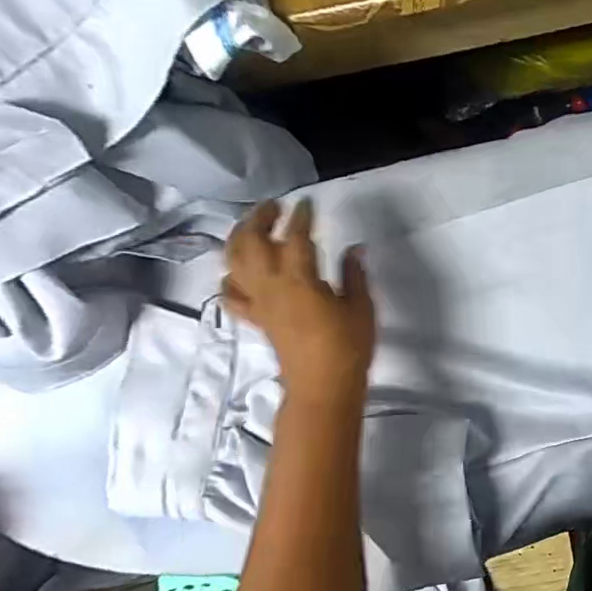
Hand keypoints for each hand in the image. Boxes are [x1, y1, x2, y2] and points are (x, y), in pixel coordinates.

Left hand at [223, 199, 375, 398]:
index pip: (296, 237)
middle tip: (275, 206)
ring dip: (239, 238)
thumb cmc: (348, 347)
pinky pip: (232, 295)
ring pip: (234, 262)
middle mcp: (271, 285)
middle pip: (251, 241)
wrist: (323, 387)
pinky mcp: (256, 319)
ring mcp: (259, 303)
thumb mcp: (361, 308)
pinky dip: (230, 278)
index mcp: (299, 279)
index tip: (307, 203)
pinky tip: (238, 272)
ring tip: (252, 226)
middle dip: (260, 218)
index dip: (301, 216)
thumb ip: (354, 275)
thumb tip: (354, 249)